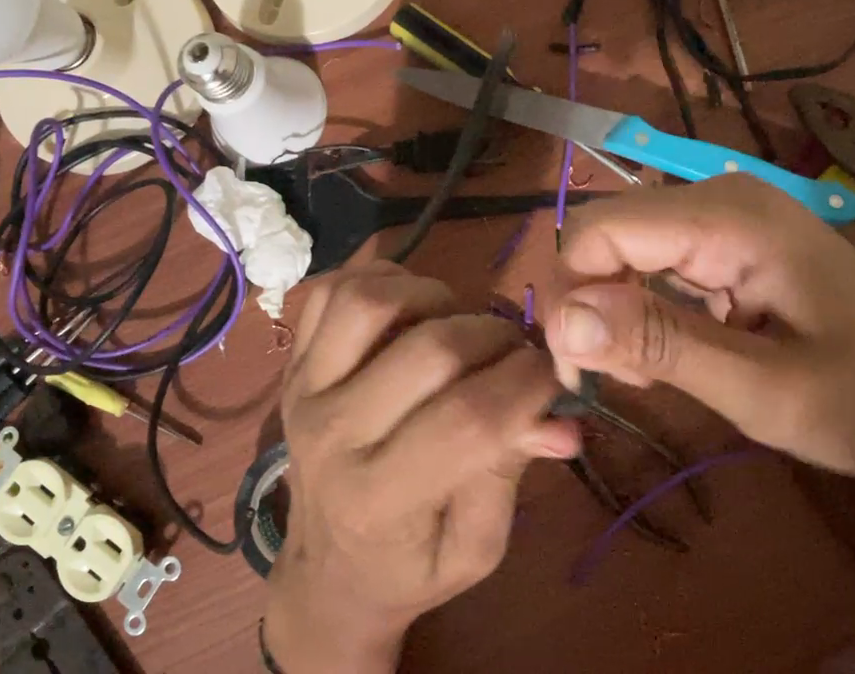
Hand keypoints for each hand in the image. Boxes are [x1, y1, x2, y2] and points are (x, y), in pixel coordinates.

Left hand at [263, 263, 579, 673]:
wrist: (327, 572)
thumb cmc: (409, 567)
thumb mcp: (475, 550)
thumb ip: (509, 475)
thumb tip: (563, 419)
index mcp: (379, 499)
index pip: (467, 419)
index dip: (528, 384)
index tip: (557, 376)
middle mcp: (332, 435)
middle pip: (428, 351)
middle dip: (495, 338)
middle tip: (517, 352)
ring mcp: (302, 390)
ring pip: (370, 301)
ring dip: (434, 298)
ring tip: (460, 325)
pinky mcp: (292, 363)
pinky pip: (334, 291)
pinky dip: (384, 282)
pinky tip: (415, 312)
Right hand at [539, 176, 854, 480]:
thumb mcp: (766, 390)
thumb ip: (661, 345)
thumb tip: (564, 319)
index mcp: (732, 217)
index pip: (599, 229)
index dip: (571, 295)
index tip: (580, 373)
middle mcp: (723, 197)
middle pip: (607, 232)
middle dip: (591, 303)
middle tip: (618, 381)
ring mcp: (731, 216)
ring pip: (626, 246)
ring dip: (617, 309)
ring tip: (650, 375)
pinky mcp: (735, 242)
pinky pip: (659, 260)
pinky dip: (646, 307)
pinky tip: (672, 353)